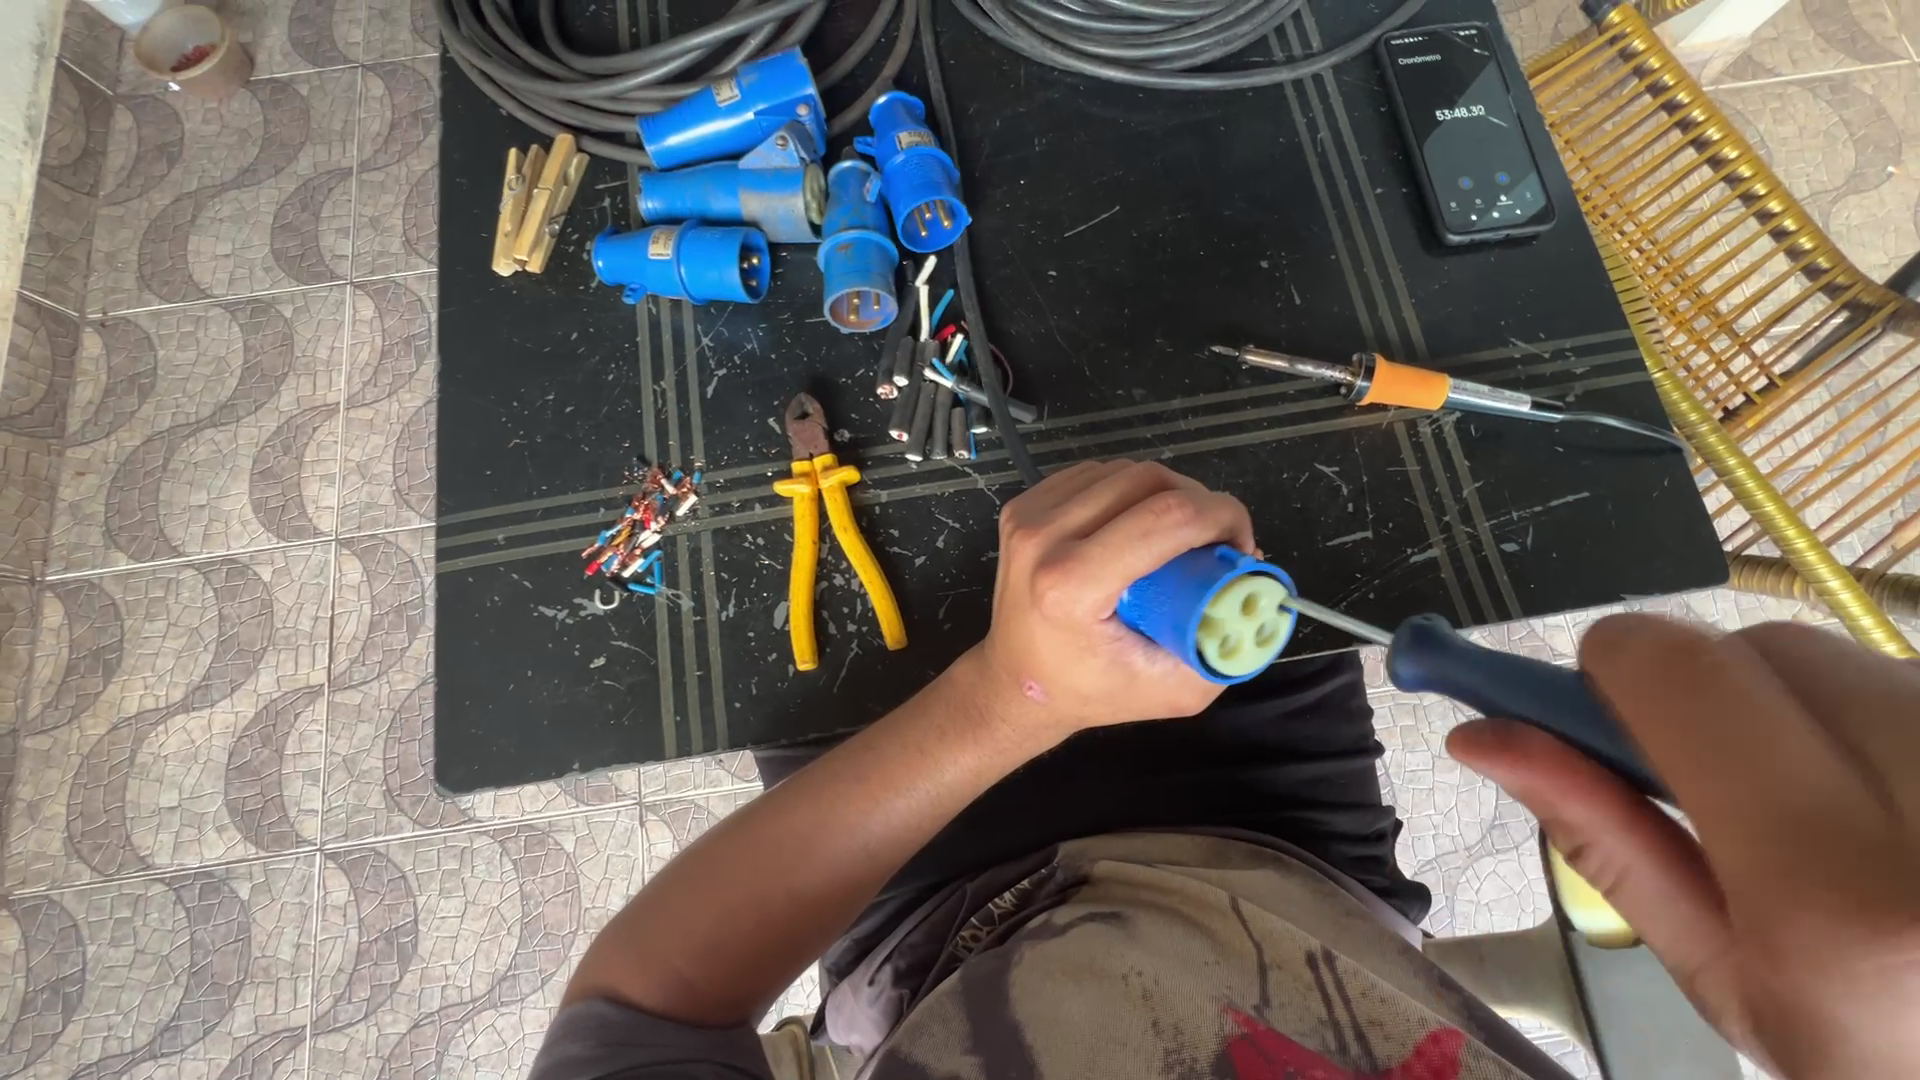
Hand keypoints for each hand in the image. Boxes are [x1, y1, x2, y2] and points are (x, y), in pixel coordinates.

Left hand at [974, 460, 1256, 738]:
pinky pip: (1095, 475)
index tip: (1240, 546)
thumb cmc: (1091, 691)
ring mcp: (1027, 517)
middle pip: (1149, 481)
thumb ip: (1226, 642)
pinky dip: (1129, 491)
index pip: (1167, 517)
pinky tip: (1137, 525)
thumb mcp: (1174, 690)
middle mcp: (1043, 539)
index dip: (1222, 517)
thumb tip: (1252, 578)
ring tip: (1177, 537)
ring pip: (1123, 471)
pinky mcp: (1023, 506)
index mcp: (1071, 585)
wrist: (1017, 680)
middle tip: (1216, 542)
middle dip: (1201, 502)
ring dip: (1166, 494)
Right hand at [1449, 615, 1919, 1077]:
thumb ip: (1600, 840)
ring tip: (1832, 801)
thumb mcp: (1725, 978)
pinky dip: (1884, 726)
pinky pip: (1917, 687)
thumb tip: (1479, 736)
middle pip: (1767, 649)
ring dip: (1804, 708)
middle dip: (1711, 691)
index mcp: (1836, 887)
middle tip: (1713, 773)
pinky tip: (1904, 802)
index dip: (1615, 663)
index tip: (1595, 706)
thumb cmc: (1894, 1065)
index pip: (1681, 669)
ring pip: (1854, 661)